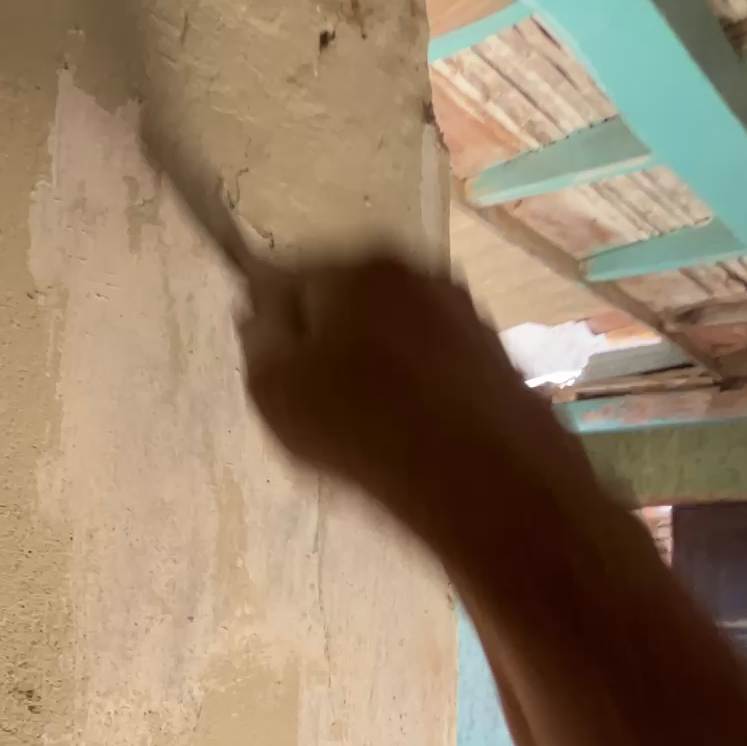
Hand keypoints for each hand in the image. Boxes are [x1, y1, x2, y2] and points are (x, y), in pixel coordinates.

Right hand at [235, 252, 595, 542]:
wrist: (477, 475)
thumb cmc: (354, 425)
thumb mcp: (271, 387)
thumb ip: (256, 339)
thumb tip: (259, 314)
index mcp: (352, 270)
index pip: (282, 278)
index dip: (266, 321)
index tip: (262, 359)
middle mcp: (412, 272)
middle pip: (337, 299)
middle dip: (316, 336)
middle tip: (299, 390)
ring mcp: (458, 308)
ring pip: (380, 327)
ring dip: (359, 359)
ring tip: (346, 413)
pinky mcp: (489, 348)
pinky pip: (419, 354)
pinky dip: (399, 378)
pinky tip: (390, 420)